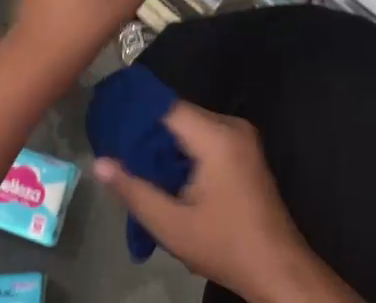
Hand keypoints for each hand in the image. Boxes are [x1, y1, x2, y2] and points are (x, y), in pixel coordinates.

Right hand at [93, 103, 357, 302]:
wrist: (277, 268)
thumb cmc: (224, 245)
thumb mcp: (171, 225)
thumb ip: (134, 190)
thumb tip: (99, 162)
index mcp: (216, 137)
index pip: (165, 107)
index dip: (134, 112)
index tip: (106, 120)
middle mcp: (231, 126)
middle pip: (178, 115)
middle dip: (146, 132)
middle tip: (113, 148)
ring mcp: (241, 137)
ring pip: (190, 127)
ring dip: (164, 144)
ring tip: (131, 162)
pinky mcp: (243, 150)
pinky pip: (204, 137)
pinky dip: (182, 151)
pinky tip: (162, 173)